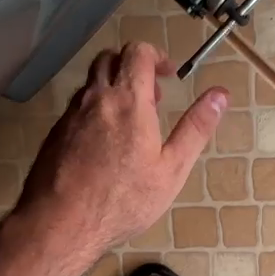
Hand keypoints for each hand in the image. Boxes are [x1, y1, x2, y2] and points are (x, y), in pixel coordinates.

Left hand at [12, 42, 226, 257]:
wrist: (59, 223)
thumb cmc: (122, 200)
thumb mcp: (171, 169)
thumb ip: (195, 128)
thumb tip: (220, 95)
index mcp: (128, 100)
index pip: (137, 52)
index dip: (156, 56)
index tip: (169, 75)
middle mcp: (95, 98)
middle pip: (110, 58)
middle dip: (133, 67)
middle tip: (152, 96)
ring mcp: (70, 115)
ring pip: (91, 83)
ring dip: (113, 88)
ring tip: (131, 122)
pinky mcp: (55, 134)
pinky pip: (77, 108)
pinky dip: (95, 110)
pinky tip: (104, 144)